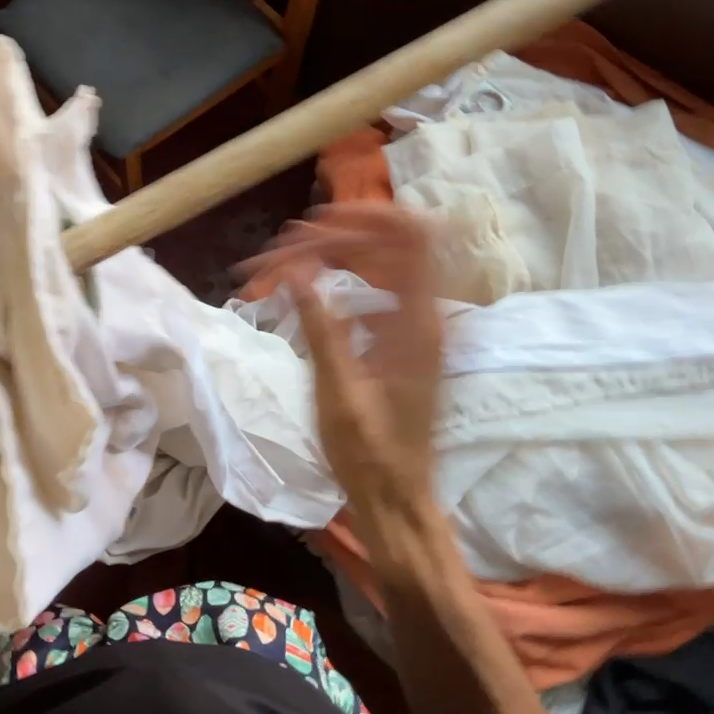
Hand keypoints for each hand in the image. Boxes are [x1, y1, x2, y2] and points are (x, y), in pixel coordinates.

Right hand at [240, 203, 442, 516]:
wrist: (397, 498)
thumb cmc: (369, 453)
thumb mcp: (338, 392)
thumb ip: (321, 326)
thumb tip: (297, 270)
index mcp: (419, 325)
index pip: (413, 238)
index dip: (370, 215)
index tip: (316, 222)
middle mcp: (428, 316)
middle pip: (393, 242)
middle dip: (337, 233)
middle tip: (284, 246)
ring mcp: (421, 327)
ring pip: (386, 262)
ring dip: (339, 250)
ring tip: (289, 256)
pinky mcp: (407, 339)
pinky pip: (381, 285)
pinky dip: (346, 273)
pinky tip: (312, 285)